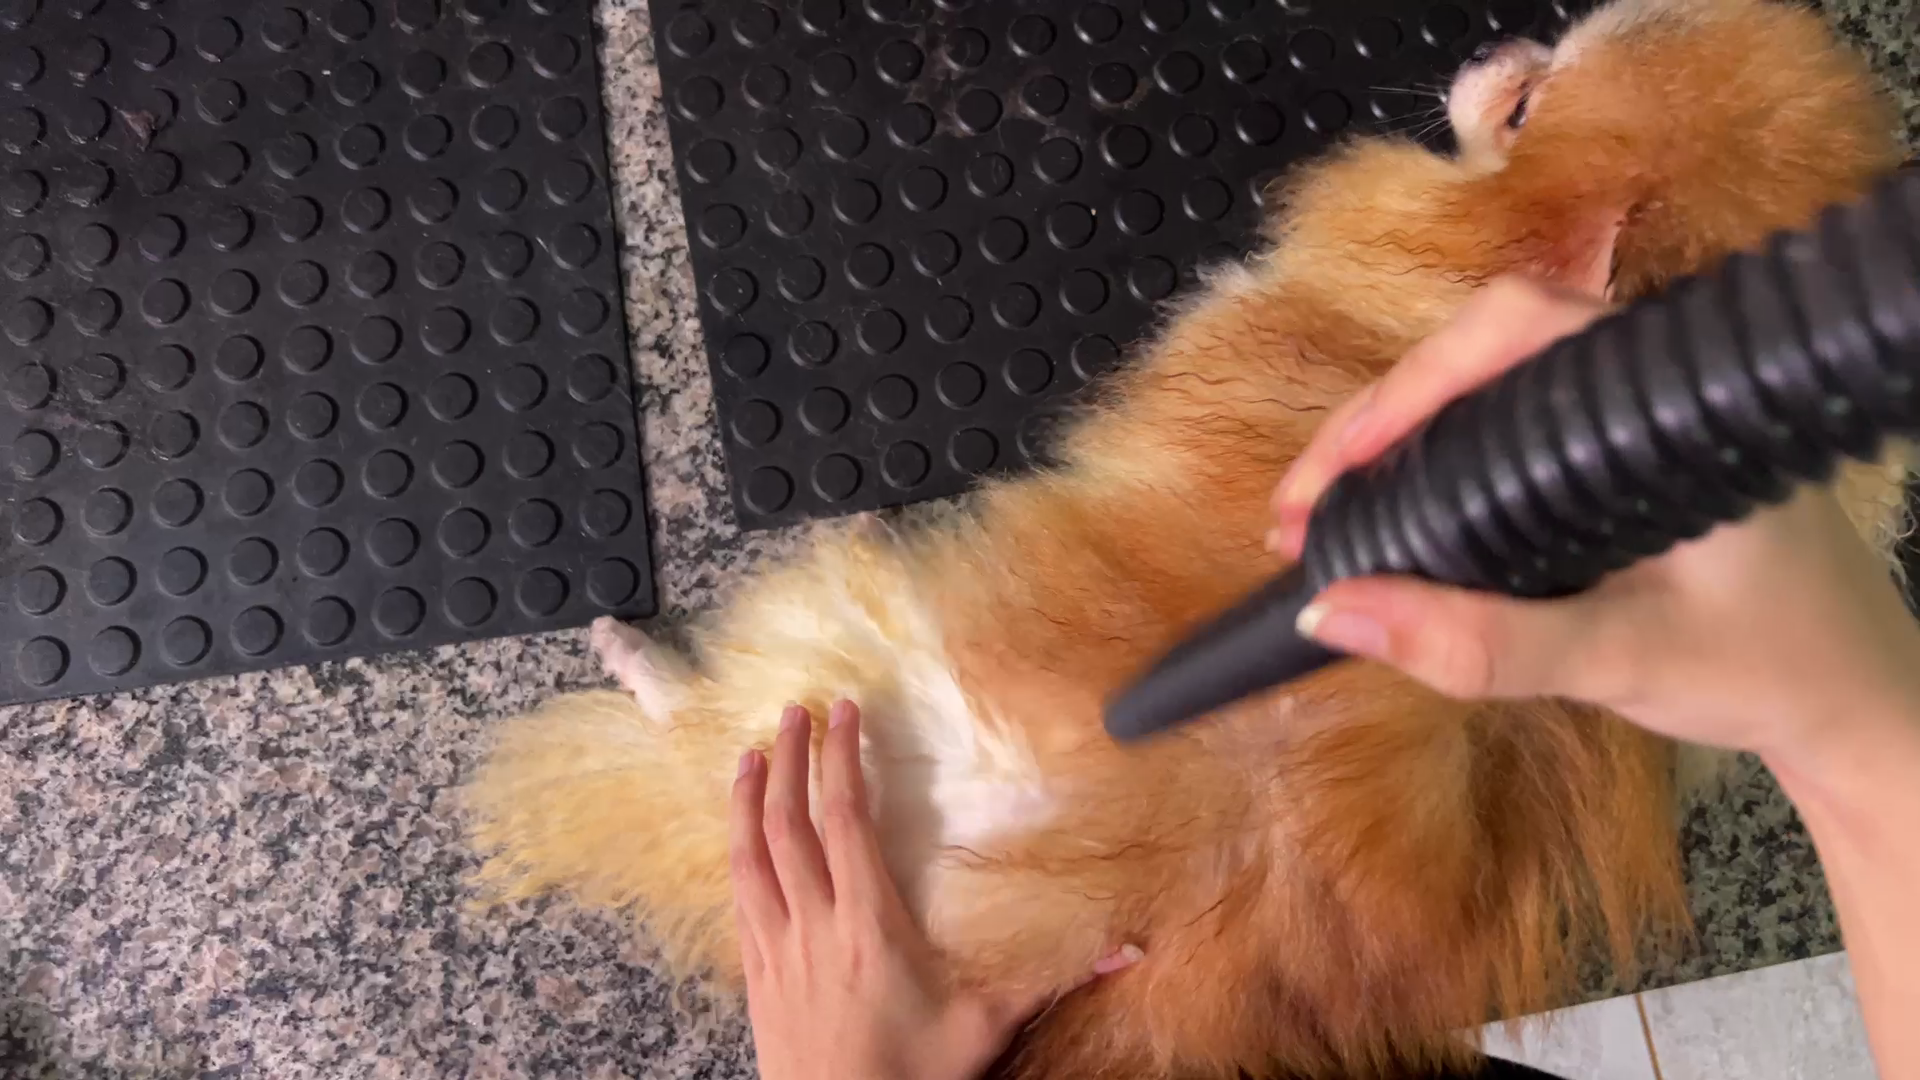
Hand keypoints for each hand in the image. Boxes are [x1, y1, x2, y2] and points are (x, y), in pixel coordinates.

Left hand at [731, 702, 1139, 1079]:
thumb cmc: (912, 1075)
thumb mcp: (985, 1025)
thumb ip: (1050, 977)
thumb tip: (1126, 950)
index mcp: (867, 921)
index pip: (846, 819)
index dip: (841, 759)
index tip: (842, 712)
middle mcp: (813, 923)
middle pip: (790, 823)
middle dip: (791, 759)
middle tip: (793, 710)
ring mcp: (776, 947)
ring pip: (750, 856)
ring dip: (748, 799)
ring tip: (749, 754)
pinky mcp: (756, 972)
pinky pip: (738, 896)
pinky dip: (735, 852)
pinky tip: (738, 832)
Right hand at [1267, 277, 1919, 772]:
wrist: (1845, 697)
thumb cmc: (1766, 668)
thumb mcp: (1620, 661)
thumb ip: (1481, 644)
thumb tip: (1326, 614)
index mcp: (1662, 396)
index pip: (1512, 329)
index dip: (1405, 386)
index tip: (1334, 472)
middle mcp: (1623, 386)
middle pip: (1459, 358)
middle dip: (1359, 430)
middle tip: (1293, 511)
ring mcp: (1596, 419)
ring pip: (1453, 398)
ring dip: (1367, 452)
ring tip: (1307, 518)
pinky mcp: (1576, 455)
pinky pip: (1467, 437)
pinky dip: (1400, 472)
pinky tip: (1365, 514)